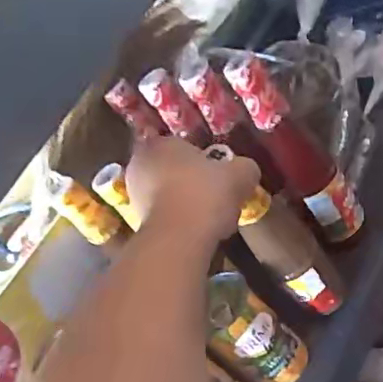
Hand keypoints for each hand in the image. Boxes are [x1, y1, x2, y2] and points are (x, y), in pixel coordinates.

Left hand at [125, 137, 260, 242]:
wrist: (180, 238)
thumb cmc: (205, 195)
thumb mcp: (238, 175)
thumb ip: (245, 168)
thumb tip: (247, 171)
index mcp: (160, 143)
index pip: (183, 147)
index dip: (204, 162)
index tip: (219, 177)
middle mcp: (139, 165)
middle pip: (173, 173)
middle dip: (191, 184)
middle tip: (215, 199)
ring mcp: (135, 197)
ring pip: (167, 197)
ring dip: (185, 206)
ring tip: (209, 221)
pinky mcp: (139, 225)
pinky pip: (166, 220)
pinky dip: (180, 225)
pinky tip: (197, 235)